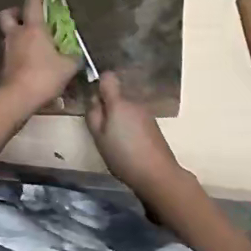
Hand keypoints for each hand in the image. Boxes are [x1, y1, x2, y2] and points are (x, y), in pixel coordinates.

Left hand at [0, 0, 80, 108]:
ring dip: (17, 33)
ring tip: (32, 40)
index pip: (33, 3)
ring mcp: (7, 49)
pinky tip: (30, 58)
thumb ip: (73, 56)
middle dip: (16, 12)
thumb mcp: (68, 66)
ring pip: (8, 33)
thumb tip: (76, 54)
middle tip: (27, 17)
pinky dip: (18, 50)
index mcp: (33, 28)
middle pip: (7, 14)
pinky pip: (11, 50)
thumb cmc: (45, 75)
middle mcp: (17, 34)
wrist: (19, 98)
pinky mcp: (5, 64)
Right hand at [85, 72, 188, 191]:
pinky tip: (129, 144)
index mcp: (119, 102)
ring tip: (115, 140)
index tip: (94, 101)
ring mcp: (146, 112)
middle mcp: (134, 102)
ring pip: (126, 107)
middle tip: (101, 128)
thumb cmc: (123, 155)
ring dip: (119, 117)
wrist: (157, 173)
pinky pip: (135, 117)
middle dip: (108, 106)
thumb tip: (93, 98)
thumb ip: (93, 114)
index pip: (108, 77)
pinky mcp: (153, 124)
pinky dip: (129, 125)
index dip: (99, 84)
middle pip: (117, 95)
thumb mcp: (99, 136)